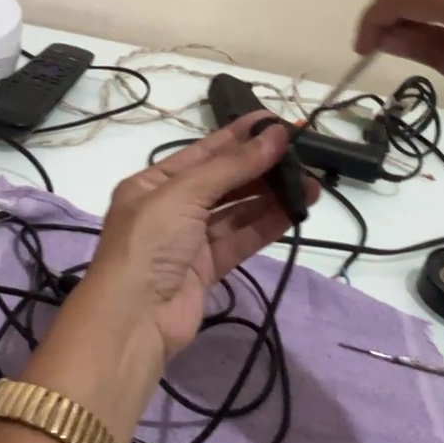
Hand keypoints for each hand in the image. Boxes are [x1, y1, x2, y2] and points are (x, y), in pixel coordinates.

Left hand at [88, 115, 317, 357]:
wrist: (133, 320)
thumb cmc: (149, 243)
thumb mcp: (184, 194)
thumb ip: (233, 167)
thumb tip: (275, 135)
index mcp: (152, 183)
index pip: (203, 152)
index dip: (239, 137)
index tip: (275, 123)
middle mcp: (169, 207)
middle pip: (222, 181)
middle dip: (260, 168)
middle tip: (301, 155)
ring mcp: (188, 240)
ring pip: (236, 211)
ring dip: (271, 196)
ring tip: (310, 184)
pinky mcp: (206, 269)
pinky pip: (240, 239)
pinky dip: (267, 224)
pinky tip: (296, 211)